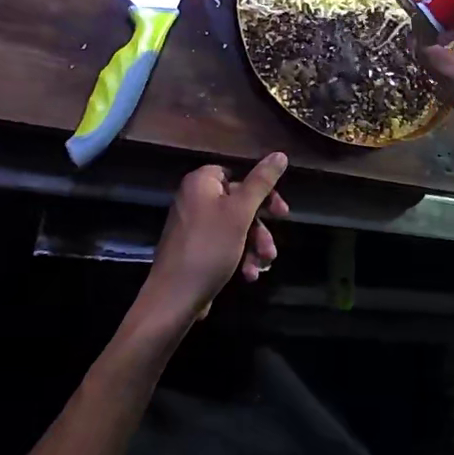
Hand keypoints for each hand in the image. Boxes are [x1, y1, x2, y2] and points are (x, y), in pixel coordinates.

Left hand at [145, 153, 288, 317]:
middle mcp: (194, 199)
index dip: (263, 192)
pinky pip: (223, 244)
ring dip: (253, 246)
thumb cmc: (209, 248)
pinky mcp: (193, 249)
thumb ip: (262, 182)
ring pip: (235, 227)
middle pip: (240, 204)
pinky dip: (239, 256)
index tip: (280, 212)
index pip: (239, 175)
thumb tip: (280, 154)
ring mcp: (192, 226)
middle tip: (272, 245)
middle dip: (260, 229)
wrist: (173, 300)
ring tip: (262, 265)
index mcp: (201, 183)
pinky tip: (248, 274)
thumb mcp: (241, 212)